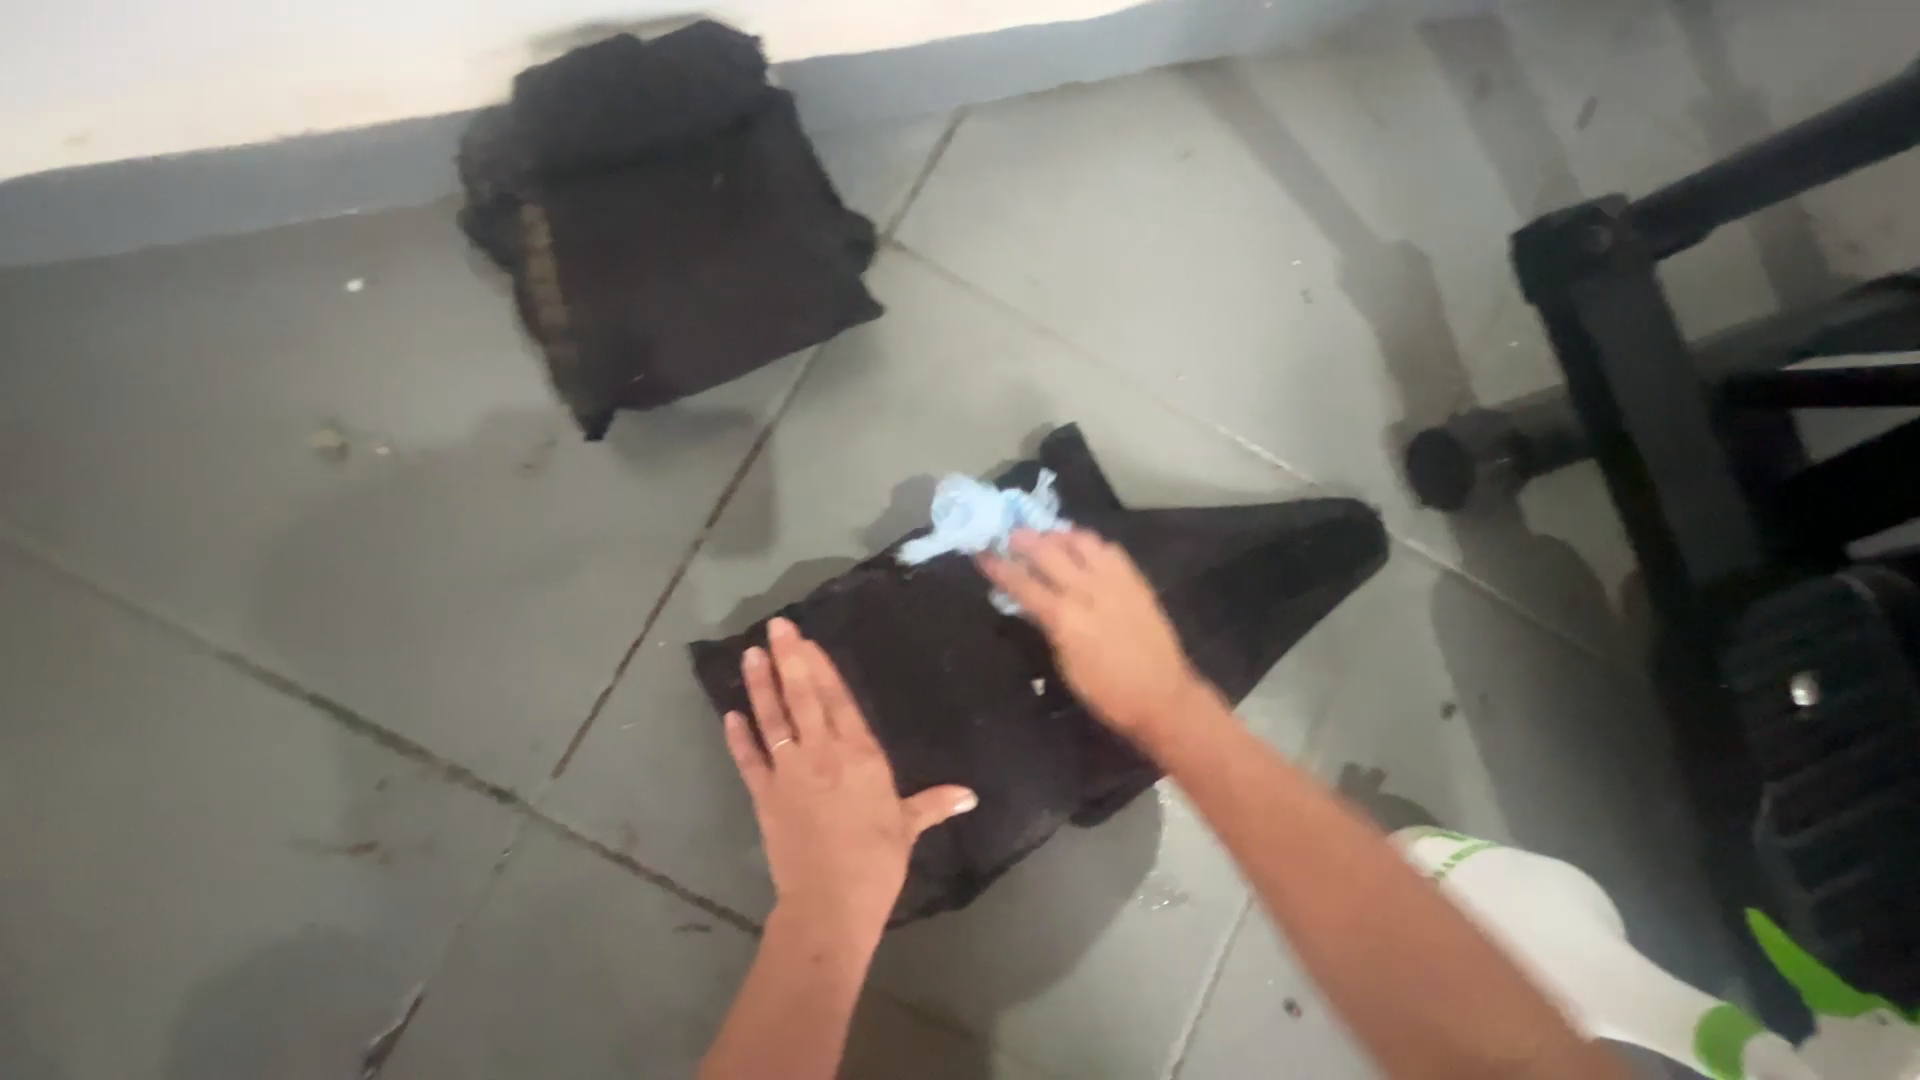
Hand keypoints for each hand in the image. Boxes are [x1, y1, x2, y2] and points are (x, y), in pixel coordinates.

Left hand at [724, 618, 977, 946]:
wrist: (831, 902)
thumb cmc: (877, 860)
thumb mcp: (908, 827)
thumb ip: (934, 804)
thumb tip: (969, 795)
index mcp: (860, 755)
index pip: (839, 700)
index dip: (822, 667)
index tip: (807, 640)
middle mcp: (823, 754)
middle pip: (803, 697)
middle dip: (789, 659)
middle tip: (776, 626)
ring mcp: (789, 773)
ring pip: (774, 719)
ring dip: (761, 686)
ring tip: (750, 654)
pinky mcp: (764, 796)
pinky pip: (749, 760)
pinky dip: (739, 737)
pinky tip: (730, 714)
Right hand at [978, 528, 1206, 736]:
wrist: (1162, 697)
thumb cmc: (1106, 693)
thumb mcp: (1065, 665)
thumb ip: (1048, 627)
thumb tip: (1030, 604)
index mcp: (1065, 619)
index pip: (1022, 584)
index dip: (999, 567)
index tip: (982, 553)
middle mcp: (1088, 591)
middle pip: (1048, 552)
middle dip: (1024, 539)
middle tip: (1009, 533)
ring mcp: (1115, 582)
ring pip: (1081, 541)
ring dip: (1058, 534)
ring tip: (1046, 535)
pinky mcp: (1136, 581)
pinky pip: (1109, 550)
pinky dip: (1089, 544)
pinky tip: (1082, 548)